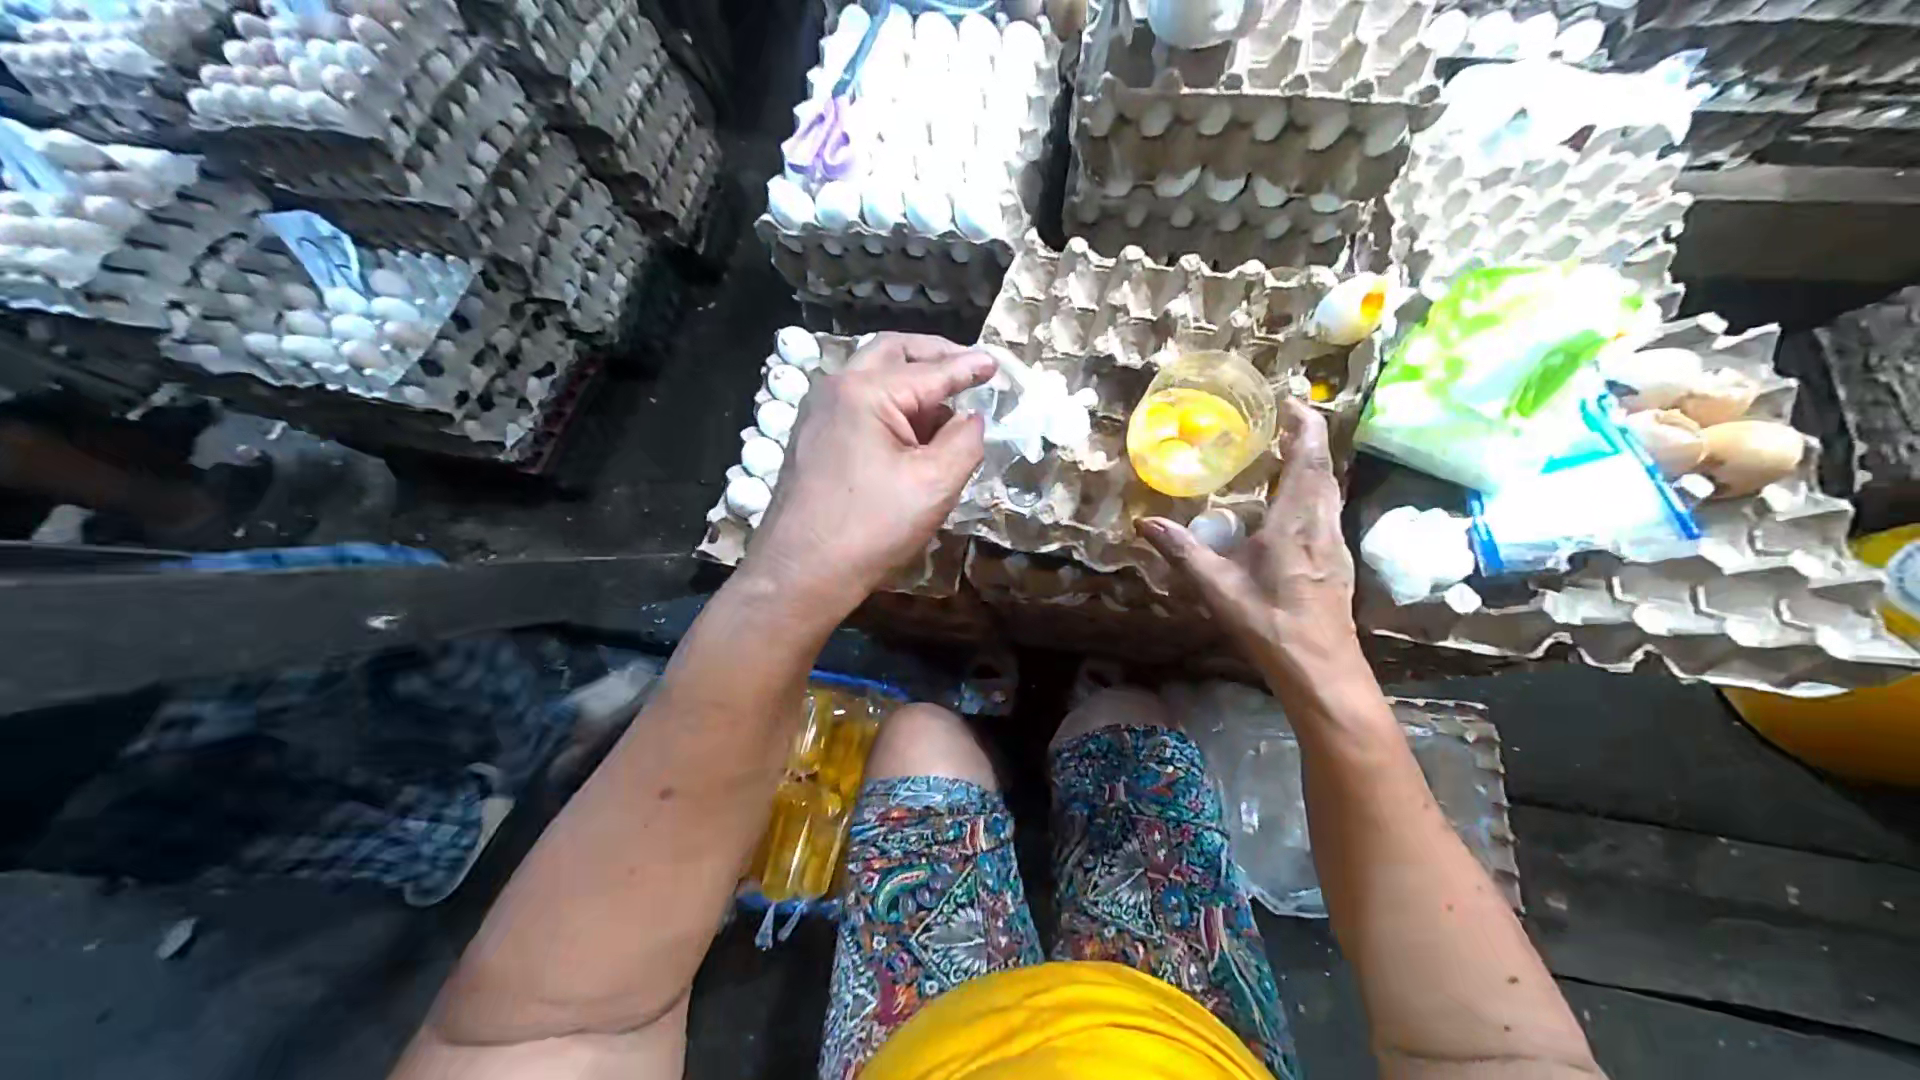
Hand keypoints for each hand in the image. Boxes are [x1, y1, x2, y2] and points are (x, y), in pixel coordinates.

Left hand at [745, 333, 995, 613]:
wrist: (801, 573)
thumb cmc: (871, 528)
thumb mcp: (934, 483)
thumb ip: (965, 441)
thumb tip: (972, 418)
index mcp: (865, 392)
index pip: (931, 370)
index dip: (968, 367)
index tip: (996, 363)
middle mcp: (835, 389)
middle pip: (892, 353)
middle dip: (934, 356)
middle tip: (968, 368)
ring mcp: (818, 413)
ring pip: (873, 378)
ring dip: (912, 383)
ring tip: (947, 410)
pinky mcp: (813, 438)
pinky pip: (859, 405)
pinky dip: (891, 406)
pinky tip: (913, 435)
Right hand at [1138, 398, 1361, 690]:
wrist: (1320, 666)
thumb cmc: (1269, 623)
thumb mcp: (1216, 587)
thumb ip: (1182, 550)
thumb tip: (1145, 522)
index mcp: (1295, 523)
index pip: (1307, 461)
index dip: (1304, 427)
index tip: (1291, 402)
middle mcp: (1322, 524)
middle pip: (1324, 469)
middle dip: (1309, 438)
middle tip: (1284, 420)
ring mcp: (1335, 542)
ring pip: (1331, 489)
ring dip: (1314, 463)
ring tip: (1288, 452)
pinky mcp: (1338, 558)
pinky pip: (1329, 508)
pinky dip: (1315, 488)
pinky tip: (1295, 502)